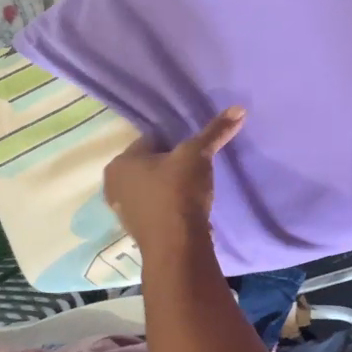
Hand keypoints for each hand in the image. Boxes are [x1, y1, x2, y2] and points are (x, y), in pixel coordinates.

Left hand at [104, 107, 244, 260]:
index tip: (198, 146)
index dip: (178, 139)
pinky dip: (170, 200)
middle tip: (199, 163)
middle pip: (152, 161)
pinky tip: (189, 202)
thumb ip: (215, 131)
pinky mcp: (136, 226)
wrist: (177, 244)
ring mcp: (122, 208)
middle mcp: (113, 184)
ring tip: (197, 183)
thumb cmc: (178, 192)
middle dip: (173, 161)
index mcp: (120, 163)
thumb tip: (238, 108)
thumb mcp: (198, 155)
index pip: (153, 138)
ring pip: (152, 183)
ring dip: (171, 182)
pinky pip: (155, 202)